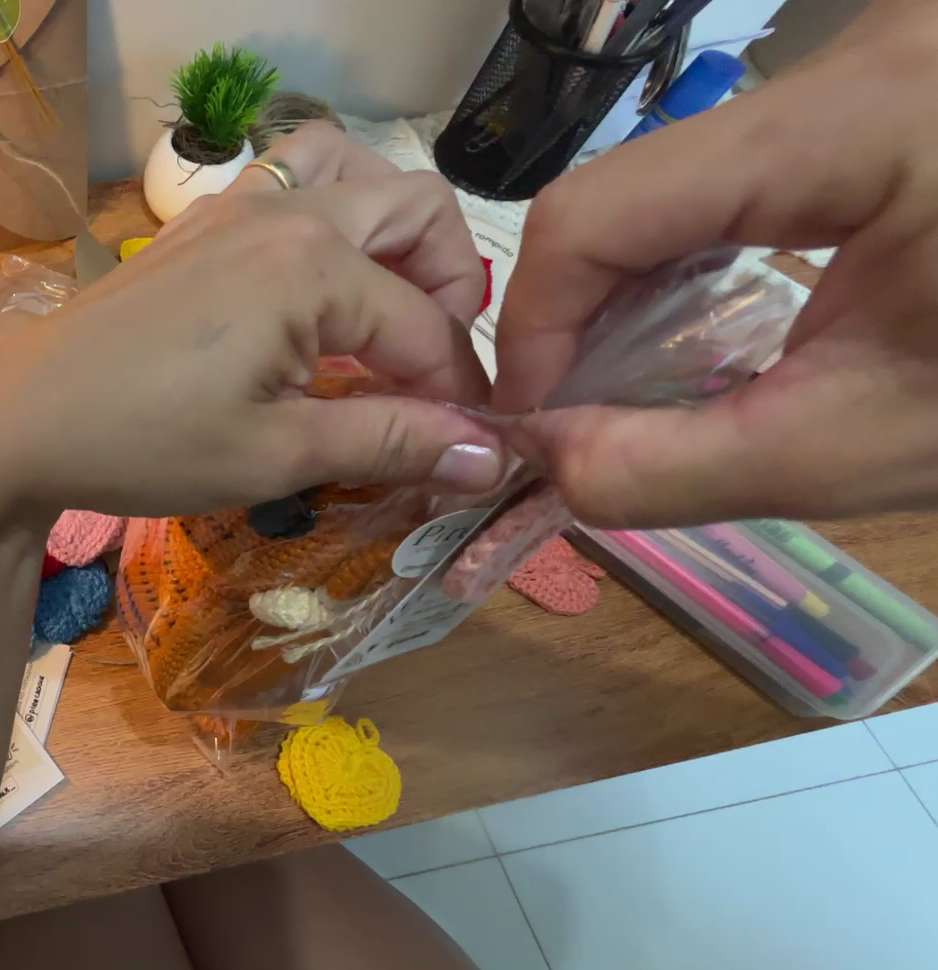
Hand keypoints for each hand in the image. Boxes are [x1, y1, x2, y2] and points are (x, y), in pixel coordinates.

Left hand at [0, 136, 500, 522]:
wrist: (18, 424)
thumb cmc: (142, 446)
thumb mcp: (273, 455)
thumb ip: (387, 441)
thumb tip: (490, 453)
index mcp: (313, 263)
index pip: (425, 322)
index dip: (456, 390)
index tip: (464, 443)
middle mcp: (279, 213)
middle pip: (410, 212)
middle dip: (443, 285)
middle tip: (423, 366)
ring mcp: (224, 211)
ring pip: (344, 179)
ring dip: (383, 235)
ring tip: (371, 313)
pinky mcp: (184, 231)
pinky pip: (278, 195)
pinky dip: (316, 231)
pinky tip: (293, 299)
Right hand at [494, 1, 937, 526]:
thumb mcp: (871, 445)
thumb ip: (665, 469)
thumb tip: (536, 455)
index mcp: (867, 113)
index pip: (591, 213)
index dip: (532, 325)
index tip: (539, 415)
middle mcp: (859, 55)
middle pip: (614, 195)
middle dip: (567, 318)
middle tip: (579, 407)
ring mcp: (873, 62)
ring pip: (653, 187)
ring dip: (612, 296)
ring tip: (631, 375)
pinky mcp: (882, 89)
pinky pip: (711, 180)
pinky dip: (671, 266)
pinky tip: (692, 322)